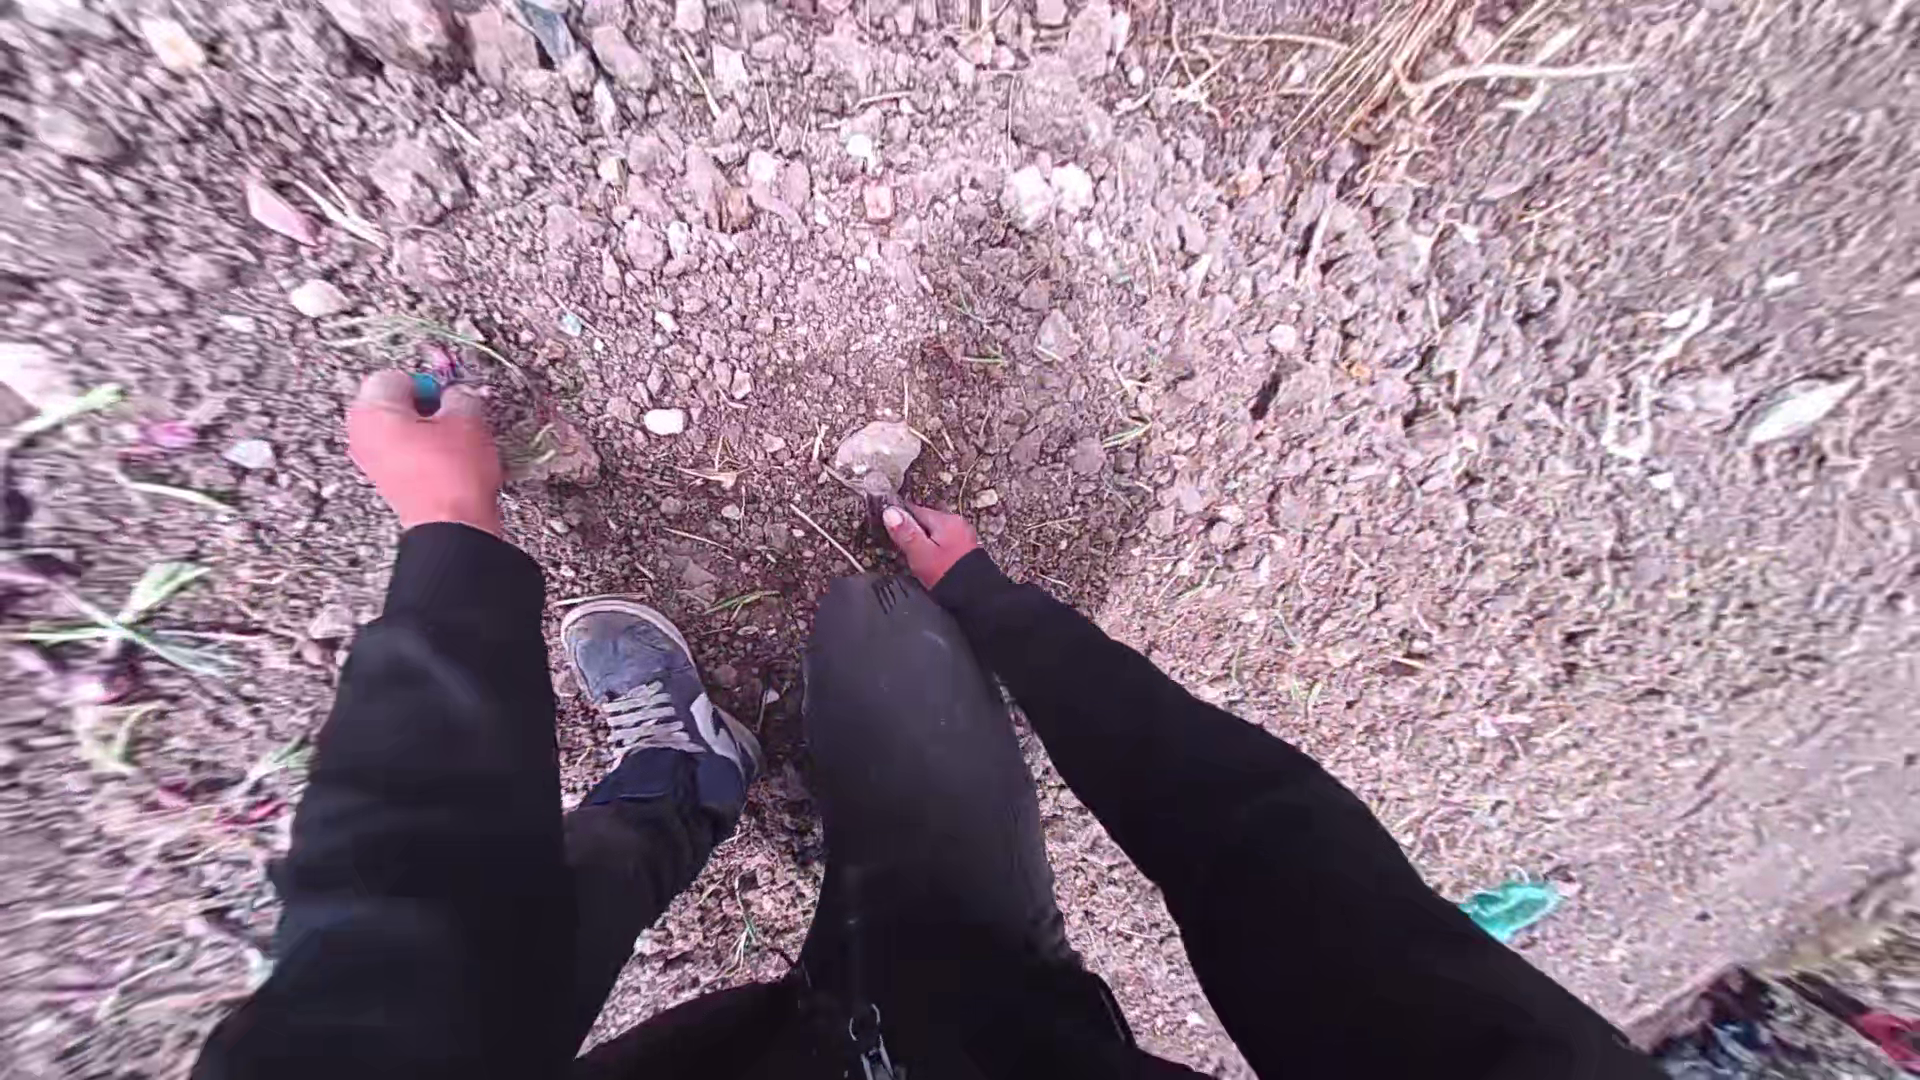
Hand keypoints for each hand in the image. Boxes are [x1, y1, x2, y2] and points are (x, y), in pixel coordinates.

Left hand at [347, 370, 502, 536]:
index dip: (432, 385)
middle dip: (430, 410)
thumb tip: (460, 394)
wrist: (453, 524)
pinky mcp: (389, 480)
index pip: (397, 377)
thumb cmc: (454, 474)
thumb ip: (462, 398)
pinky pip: (408, 454)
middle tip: (460, 420)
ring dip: (431, 432)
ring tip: (461, 445)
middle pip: (396, 405)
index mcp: (371, 411)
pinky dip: (429, 454)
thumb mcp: (468, 423)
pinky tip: (454, 464)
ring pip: (403, 430)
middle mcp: (361, 433)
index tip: (454, 398)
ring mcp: (372, 459)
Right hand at [882, 502, 978, 588]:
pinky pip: (945, 546)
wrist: (978, 598)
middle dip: (913, 530)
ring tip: (910, 553)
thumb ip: (906, 533)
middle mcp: (958, 525)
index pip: (916, 510)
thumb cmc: (950, 576)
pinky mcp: (967, 554)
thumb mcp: (921, 554)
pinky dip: (936, 551)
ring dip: (925, 542)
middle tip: (896, 538)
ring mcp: (964, 539)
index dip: (900, 517)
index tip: (887, 522)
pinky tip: (929, 562)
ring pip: (937, 535)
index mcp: (946, 521)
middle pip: (928, 522)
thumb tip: (890, 512)